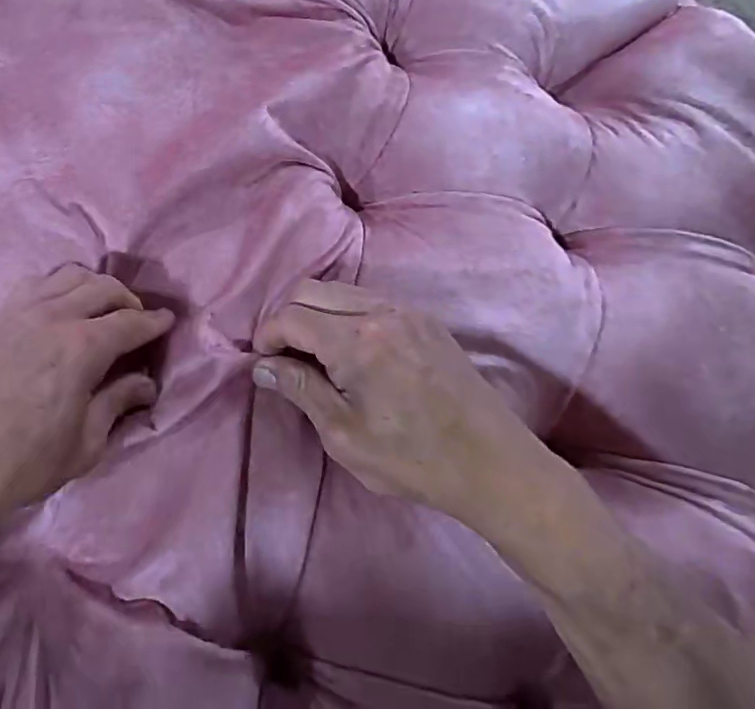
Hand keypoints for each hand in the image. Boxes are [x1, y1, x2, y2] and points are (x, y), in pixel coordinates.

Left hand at [0, 265, 173, 519]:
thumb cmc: (21, 463)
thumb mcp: (84, 444)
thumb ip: (118, 403)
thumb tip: (146, 383)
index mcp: (82, 348)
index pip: (131, 323)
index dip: (155, 322)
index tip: (169, 321)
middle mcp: (55, 316)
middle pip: (104, 288)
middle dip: (129, 300)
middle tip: (138, 320)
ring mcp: (22, 311)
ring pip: (70, 275)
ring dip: (96, 285)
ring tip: (103, 307)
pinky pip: (36, 282)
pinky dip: (59, 284)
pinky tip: (61, 305)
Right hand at [252, 279, 546, 523]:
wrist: (493, 464)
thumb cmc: (413, 459)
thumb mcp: (344, 435)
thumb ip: (301, 390)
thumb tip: (262, 365)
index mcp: (357, 341)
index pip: (291, 315)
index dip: (266, 335)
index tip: (262, 362)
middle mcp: (380, 311)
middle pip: (309, 290)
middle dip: (285, 317)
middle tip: (281, 356)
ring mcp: (406, 309)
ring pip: (338, 289)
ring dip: (314, 311)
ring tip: (311, 353)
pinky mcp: (423, 318)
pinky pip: (367, 298)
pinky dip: (342, 312)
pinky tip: (346, 348)